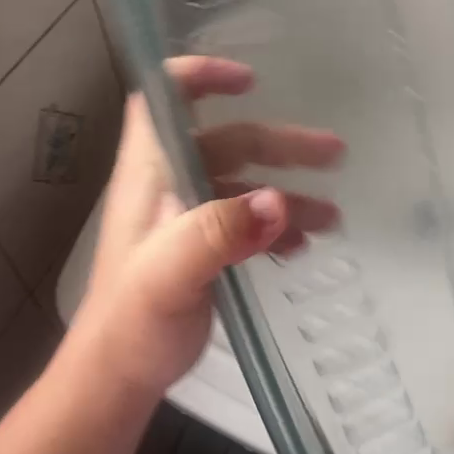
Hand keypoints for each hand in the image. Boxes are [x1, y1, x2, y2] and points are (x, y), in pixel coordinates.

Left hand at [71, 56, 343, 396]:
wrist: (118, 377)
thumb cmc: (132, 320)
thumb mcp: (170, 273)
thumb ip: (219, 232)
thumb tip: (277, 203)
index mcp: (151, 172)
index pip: (163, 99)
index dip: (199, 76)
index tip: (249, 81)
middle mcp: (170, 183)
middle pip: (229, 140)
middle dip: (281, 143)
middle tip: (336, 153)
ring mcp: (189, 215)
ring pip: (246, 182)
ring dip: (290, 193)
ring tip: (332, 216)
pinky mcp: (205, 246)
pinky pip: (249, 220)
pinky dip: (278, 227)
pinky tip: (302, 246)